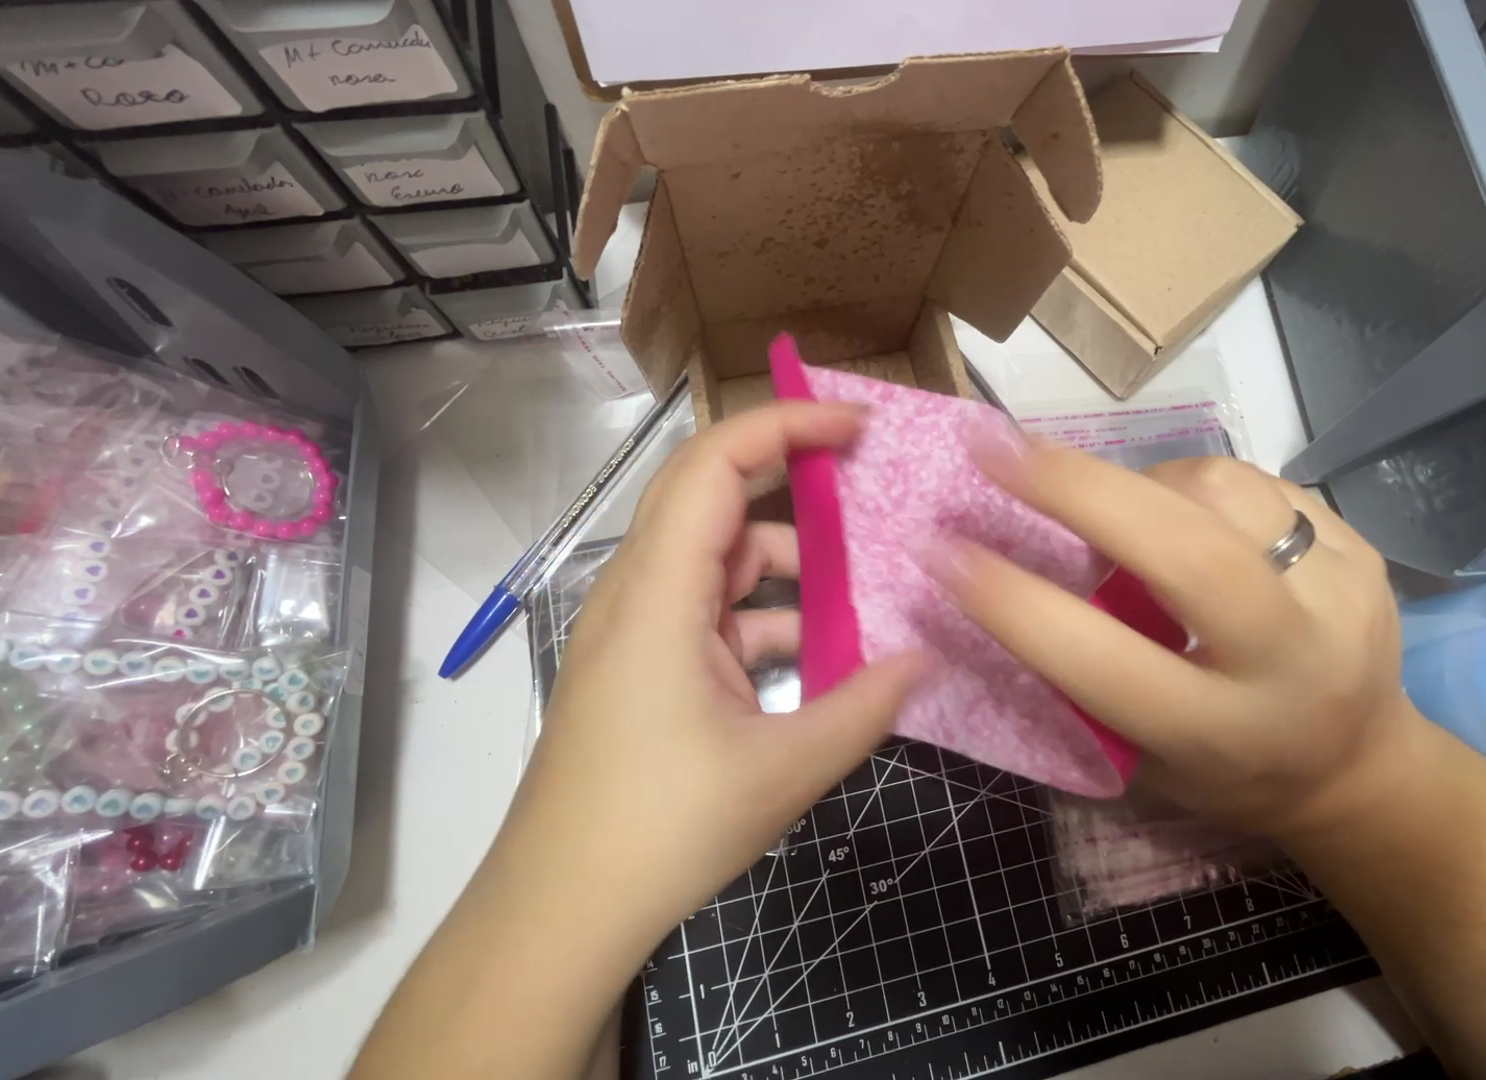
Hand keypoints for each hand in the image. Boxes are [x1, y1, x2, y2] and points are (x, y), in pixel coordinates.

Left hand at [520, 402, 925, 938]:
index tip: (858, 427)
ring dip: (786, 563)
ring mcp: (636, 629)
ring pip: (717, 558)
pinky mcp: (643, 665)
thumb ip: (864, 707)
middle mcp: (638, 593)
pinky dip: (765, 616)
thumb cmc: (661, 830)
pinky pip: (711, 612)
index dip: (787, 425)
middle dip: (788, 470)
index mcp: (658, 594)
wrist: (559, 910)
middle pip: (710, 492)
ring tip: (860, 591)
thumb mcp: (781, 769)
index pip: (716, 464)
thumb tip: (925, 660)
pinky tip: (816, 658)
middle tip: (864, 475)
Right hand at [927, 430, 1420, 836]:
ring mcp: (1341, 592)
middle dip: (1073, 487)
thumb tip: (1004, 573)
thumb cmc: (1223, 773)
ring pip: (1217, 489)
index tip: (939, 548)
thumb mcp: (1140, 757)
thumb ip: (1079, 678)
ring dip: (1139, 485)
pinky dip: (1191, 487)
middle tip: (994, 445)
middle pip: (1181, 550)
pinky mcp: (1362, 546)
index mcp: (1218, 732)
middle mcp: (1292, 660)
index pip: (1097, 658)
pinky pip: (1251, 481)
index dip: (1009, 600)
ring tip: (1113, 507)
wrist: (1359, 766)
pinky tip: (1180, 515)